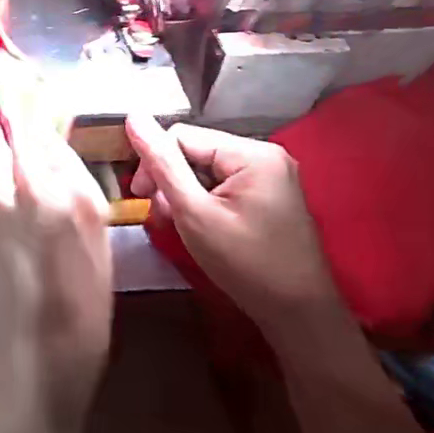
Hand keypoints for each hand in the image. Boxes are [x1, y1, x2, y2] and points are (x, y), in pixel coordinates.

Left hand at [0, 93, 111, 432]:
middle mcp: (39, 185)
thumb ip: (79, 187)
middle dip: (11, 111)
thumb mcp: (97, 244)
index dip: (37, 115)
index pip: (54, 137)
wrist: (21, 353)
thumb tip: (54, 139)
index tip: (28, 99)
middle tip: (4, 92)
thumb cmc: (73, 307)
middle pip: (20, 129)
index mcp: (82, 197)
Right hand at [125, 114, 340, 330]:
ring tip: (174, 223)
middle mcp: (265, 155)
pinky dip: (203, 202)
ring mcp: (270, 176)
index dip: (154, 162)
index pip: (182, 136)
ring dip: (183, 194)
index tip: (141, 197)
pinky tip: (196, 225)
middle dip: (169, 181)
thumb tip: (134, 116)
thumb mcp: (194, 212)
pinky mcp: (268, 195)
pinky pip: (223, 185)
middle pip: (195, 152)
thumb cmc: (245, 264)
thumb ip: (162, 164)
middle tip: (157, 215)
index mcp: (252, 153)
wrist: (299, 316)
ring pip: (205, 170)